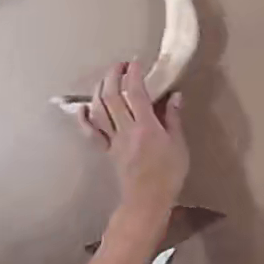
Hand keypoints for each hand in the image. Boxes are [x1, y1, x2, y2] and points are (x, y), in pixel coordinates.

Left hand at [79, 61, 187, 216]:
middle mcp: (126, 130)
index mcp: (146, 127)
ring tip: (106, 78)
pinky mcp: (106, 150)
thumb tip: (175, 95)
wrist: (148, 201)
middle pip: (112, 96)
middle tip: (120, 65)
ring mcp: (113, 140)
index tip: (136, 62)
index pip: (135, 93)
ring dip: (100, 90)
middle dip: (113, 76)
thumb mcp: (179, 145)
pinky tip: (84, 107)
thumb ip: (174, 118)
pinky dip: (84, 118)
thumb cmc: (169, 174)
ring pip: (99, 110)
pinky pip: (91, 132)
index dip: (133, 74)